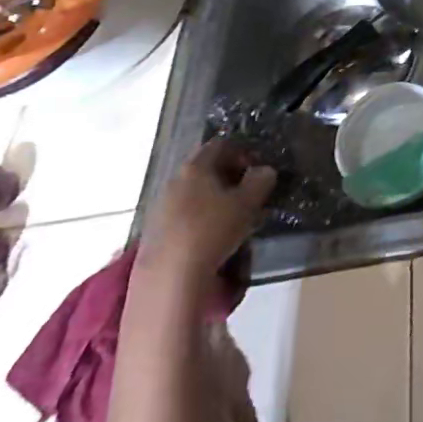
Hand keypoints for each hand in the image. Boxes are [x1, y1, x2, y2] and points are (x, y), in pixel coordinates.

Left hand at [139, 139, 276, 285]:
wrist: (170, 276)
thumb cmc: (213, 229)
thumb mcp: (248, 202)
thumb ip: (261, 181)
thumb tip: (265, 170)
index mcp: (195, 166)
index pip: (221, 145)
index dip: (244, 151)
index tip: (260, 169)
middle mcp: (175, 180)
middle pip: (207, 168)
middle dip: (232, 176)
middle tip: (254, 192)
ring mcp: (162, 205)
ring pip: (197, 192)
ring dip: (219, 198)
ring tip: (240, 216)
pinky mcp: (157, 230)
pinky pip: (188, 212)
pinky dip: (205, 216)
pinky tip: (218, 233)